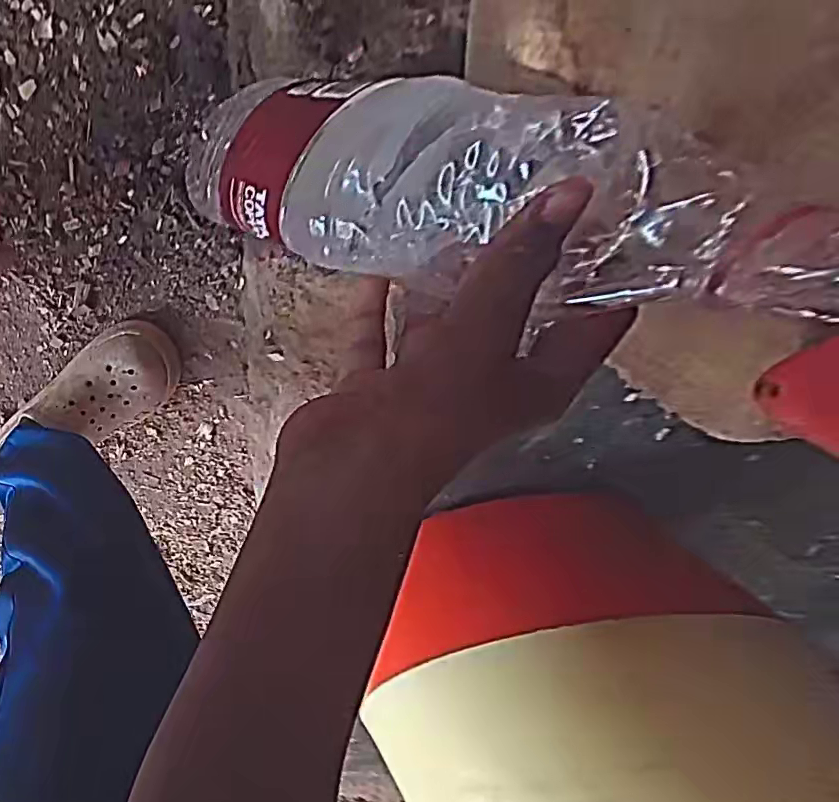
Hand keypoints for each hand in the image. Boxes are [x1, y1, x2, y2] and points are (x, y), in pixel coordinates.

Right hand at [276, 177, 637, 500]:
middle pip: (506, 318)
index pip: (589, 317)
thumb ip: (515, 267)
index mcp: (537, 381)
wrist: (344, 464)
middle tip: (515, 209)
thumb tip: (570, 193)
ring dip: (438, 288)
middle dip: (509, 270)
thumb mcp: (483, 332)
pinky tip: (376, 276)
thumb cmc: (427, 411)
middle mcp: (483, 384)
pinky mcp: (370, 389)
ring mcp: (422, 388)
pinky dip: (374, 312)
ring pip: (435, 328)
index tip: (598, 213)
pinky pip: (376, 341)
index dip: (600, 267)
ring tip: (445, 233)